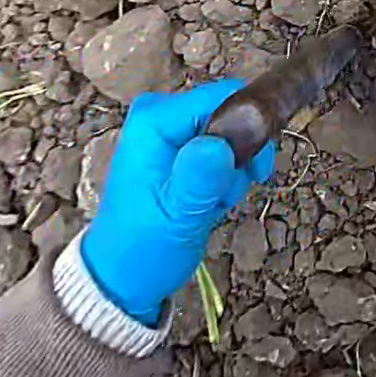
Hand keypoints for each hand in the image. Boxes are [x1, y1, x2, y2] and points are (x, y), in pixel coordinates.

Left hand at [81, 82, 275, 325]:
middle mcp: (161, 113)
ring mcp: (170, 127)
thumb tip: (219, 145)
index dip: (248, 126)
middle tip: (230, 191)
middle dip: (241, 151)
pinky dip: (227, 171)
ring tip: (217, 200)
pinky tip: (213, 197)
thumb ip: (199, 178)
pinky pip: (224, 141)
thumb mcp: (176, 217)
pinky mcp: (180, 142)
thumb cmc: (143, 249)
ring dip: (235, 166)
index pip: (225, 96)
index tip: (253, 168)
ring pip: (233, 127)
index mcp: (155, 120)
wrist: (122, 280)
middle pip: (231, 109)